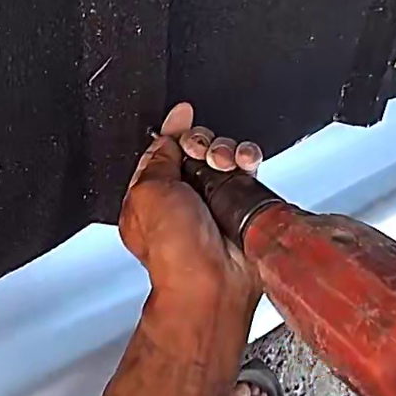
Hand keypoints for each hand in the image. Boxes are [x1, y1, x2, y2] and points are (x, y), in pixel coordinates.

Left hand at [120, 103, 260, 299]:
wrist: (211, 280)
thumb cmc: (173, 249)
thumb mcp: (147, 191)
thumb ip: (157, 159)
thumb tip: (169, 138)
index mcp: (150, 196)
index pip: (162, 152)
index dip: (172, 131)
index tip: (181, 115)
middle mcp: (181, 198)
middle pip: (194, 148)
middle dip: (199, 141)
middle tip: (200, 152)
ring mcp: (212, 201)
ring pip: (222, 155)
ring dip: (224, 149)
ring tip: (223, 163)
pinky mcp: (241, 204)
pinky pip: (247, 169)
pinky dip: (248, 158)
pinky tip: (244, 163)